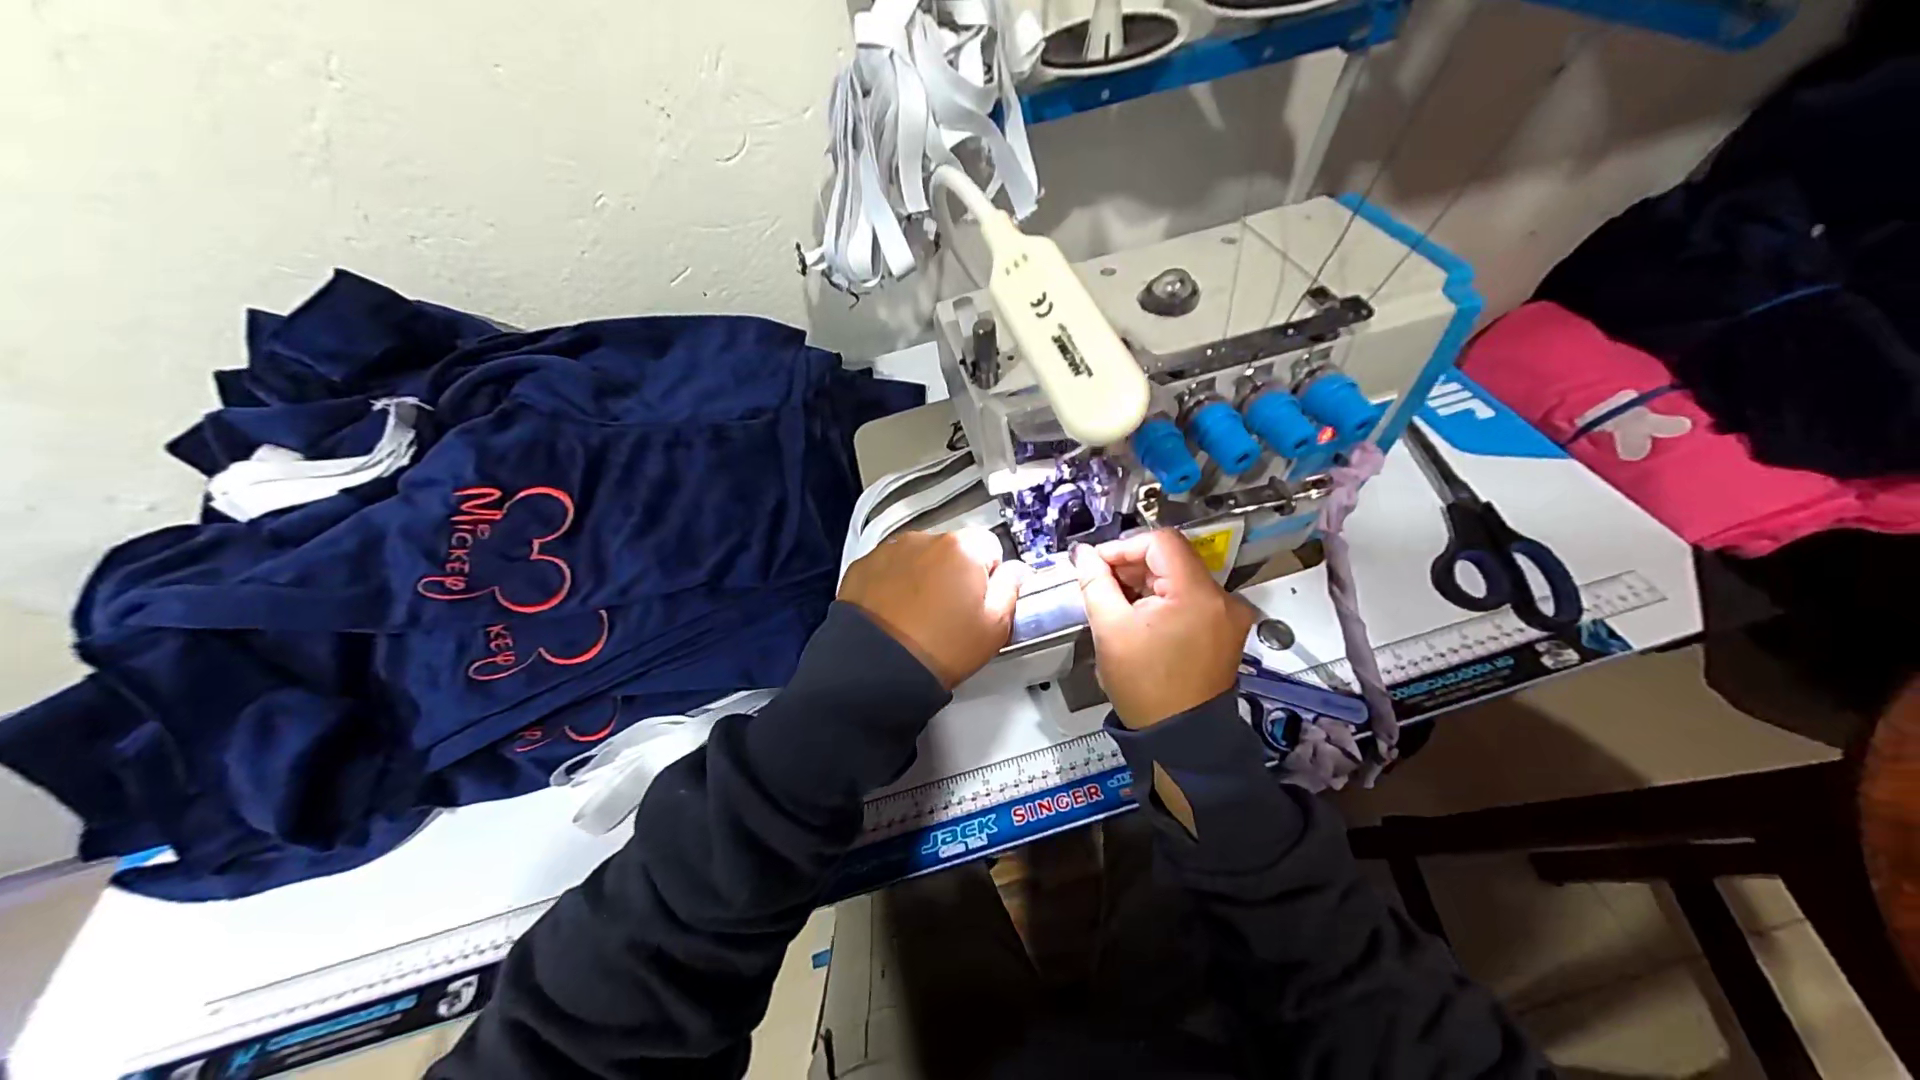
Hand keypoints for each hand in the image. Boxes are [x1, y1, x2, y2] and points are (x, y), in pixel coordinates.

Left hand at [838, 529, 1027, 688]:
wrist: (876, 667)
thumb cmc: (937, 649)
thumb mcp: (994, 627)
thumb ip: (1010, 590)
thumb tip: (1015, 572)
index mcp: (963, 549)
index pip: (990, 545)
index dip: (989, 574)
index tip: (981, 598)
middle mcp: (925, 541)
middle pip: (952, 549)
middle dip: (954, 574)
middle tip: (951, 613)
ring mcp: (891, 551)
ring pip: (919, 557)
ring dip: (923, 577)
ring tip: (920, 616)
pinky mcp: (864, 566)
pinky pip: (888, 568)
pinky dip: (893, 584)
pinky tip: (896, 613)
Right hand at [1073, 530, 1252, 727]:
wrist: (1180, 736)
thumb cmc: (1145, 686)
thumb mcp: (1110, 629)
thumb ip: (1095, 582)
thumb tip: (1084, 554)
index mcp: (1197, 594)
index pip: (1160, 541)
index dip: (1122, 547)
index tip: (1097, 565)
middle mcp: (1223, 598)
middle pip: (1172, 558)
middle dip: (1132, 566)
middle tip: (1102, 585)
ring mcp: (1228, 615)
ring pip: (1180, 577)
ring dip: (1146, 583)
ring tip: (1118, 604)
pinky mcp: (1226, 629)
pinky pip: (1191, 598)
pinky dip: (1163, 600)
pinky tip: (1140, 618)